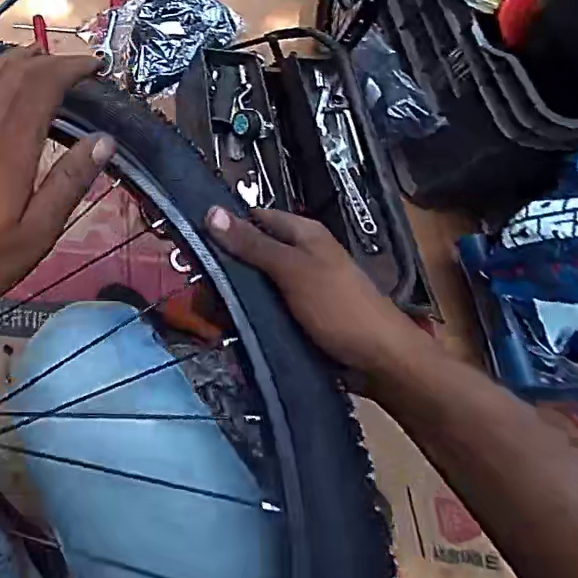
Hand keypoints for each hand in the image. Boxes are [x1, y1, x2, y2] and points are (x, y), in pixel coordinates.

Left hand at [0, 46, 114, 326]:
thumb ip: (68, 183)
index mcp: (10, 147)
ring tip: (34, 55)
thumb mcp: (35, 235)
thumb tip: (103, 141)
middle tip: (71, 62)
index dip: (69, 68)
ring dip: (11, 59)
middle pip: (13, 73)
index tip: (93, 65)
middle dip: (46, 59)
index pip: (42, 86)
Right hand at [204, 206, 431, 377]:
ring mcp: (299, 285)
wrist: (386, 367)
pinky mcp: (298, 313)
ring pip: (253, 279)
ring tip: (204, 300)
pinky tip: (228, 318)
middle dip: (224, 261)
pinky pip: (263, 303)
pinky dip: (247, 309)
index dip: (223, 224)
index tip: (191, 237)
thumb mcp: (291, 270)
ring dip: (233, 289)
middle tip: (193, 274)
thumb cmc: (341, 309)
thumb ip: (251, 243)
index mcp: (303, 233)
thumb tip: (210, 211)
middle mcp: (300, 253)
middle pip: (250, 249)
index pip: (251, 216)